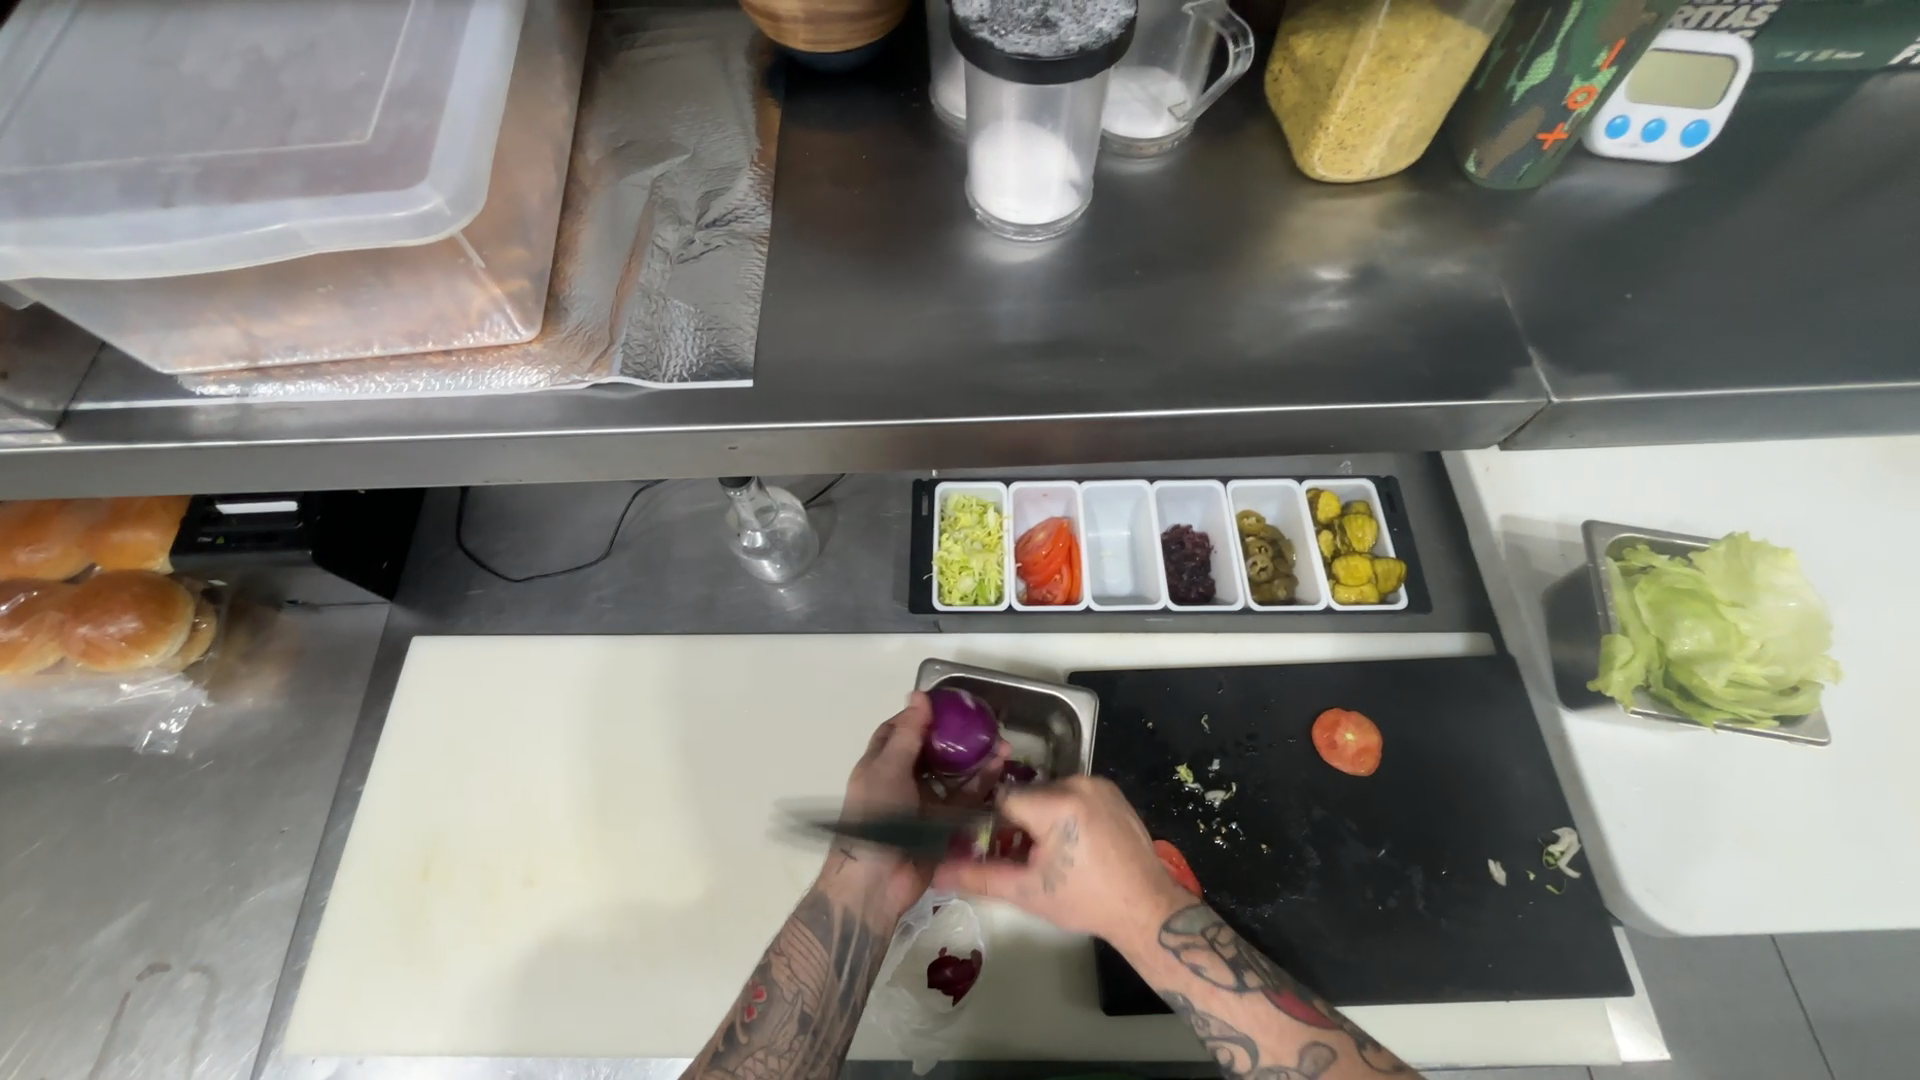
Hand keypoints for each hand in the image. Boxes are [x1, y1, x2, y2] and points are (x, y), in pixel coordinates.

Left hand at [819, 692, 1007, 924]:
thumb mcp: (889, 768)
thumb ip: (908, 733)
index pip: (898, 731)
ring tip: (1001, 740)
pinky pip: (965, 798)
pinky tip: (1001, 765)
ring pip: (953, 774)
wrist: (877, 881)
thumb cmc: (875, 815)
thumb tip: (919, 694)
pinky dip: (983, 782)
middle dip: (955, 736)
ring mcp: (924, 803)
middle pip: (931, 751)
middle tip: (982, 722)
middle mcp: (902, 780)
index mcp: (880, 764)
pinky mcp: (944, 824)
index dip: (919, 716)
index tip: (946, 704)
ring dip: (974, 757)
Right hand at [933, 775, 1190, 945]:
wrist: (1145, 907)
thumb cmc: (1085, 901)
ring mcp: (1098, 784)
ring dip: (1044, 817)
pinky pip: (1074, 793)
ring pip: (1050, 793)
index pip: (1004, 799)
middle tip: (1029, 858)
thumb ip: (979, 876)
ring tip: (1055, 853)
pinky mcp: (1112, 790)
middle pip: (1028, 795)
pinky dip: (1067, 812)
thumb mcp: (1027, 892)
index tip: (999, 848)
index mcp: (1056, 804)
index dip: (996, 825)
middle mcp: (1077, 783)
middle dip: (1022, 823)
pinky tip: (1076, 844)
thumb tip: (936, 872)